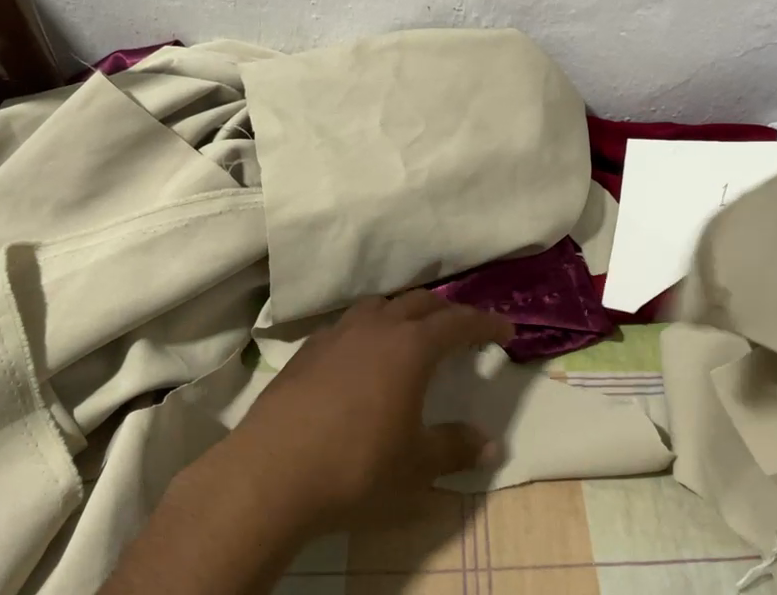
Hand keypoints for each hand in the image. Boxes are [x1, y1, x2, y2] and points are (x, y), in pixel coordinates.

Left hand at [206, 289, 513, 532]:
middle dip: (447, 312)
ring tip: (412, 332)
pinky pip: (347, 325)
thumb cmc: (356, 465)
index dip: (485, 323)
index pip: (458, 322)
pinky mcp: (306, 351)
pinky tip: (362, 356)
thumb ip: (455, 448)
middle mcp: (376, 328)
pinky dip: (367, 329)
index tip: (505, 329)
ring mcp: (336, 335)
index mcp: (410, 347)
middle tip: (463, 329)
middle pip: (419, 303)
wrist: (271, 473)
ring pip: (379, 306)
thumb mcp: (416, 465)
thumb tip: (492, 445)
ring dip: (403, 312)